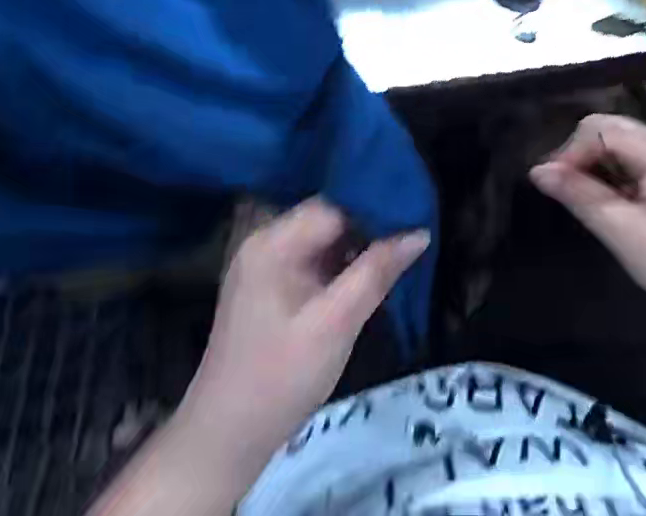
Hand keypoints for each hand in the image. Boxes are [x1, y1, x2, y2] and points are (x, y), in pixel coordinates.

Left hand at [177, 199, 428, 467]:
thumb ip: (376, 273)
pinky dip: (341, 265)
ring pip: (322, 240)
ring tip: (400, 251)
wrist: (226, 438)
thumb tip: (418, 232)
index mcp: (272, 242)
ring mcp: (264, 264)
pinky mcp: (270, 286)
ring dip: (357, 246)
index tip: (415, 216)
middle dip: (369, 226)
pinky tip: (368, 275)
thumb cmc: (280, 379)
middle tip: (412, 235)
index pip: (333, 206)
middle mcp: (264, 241)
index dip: (374, 209)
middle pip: (327, 219)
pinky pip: (313, 260)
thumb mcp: (335, 325)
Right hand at [530, 114, 645, 330]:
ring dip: (593, 166)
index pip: (597, 129)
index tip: (553, 187)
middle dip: (578, 156)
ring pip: (615, 144)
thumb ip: (579, 195)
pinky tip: (609, 204)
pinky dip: (611, 175)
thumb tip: (537, 171)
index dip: (569, 153)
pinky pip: (629, 159)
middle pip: (606, 129)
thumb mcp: (623, 232)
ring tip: (584, 201)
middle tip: (562, 192)